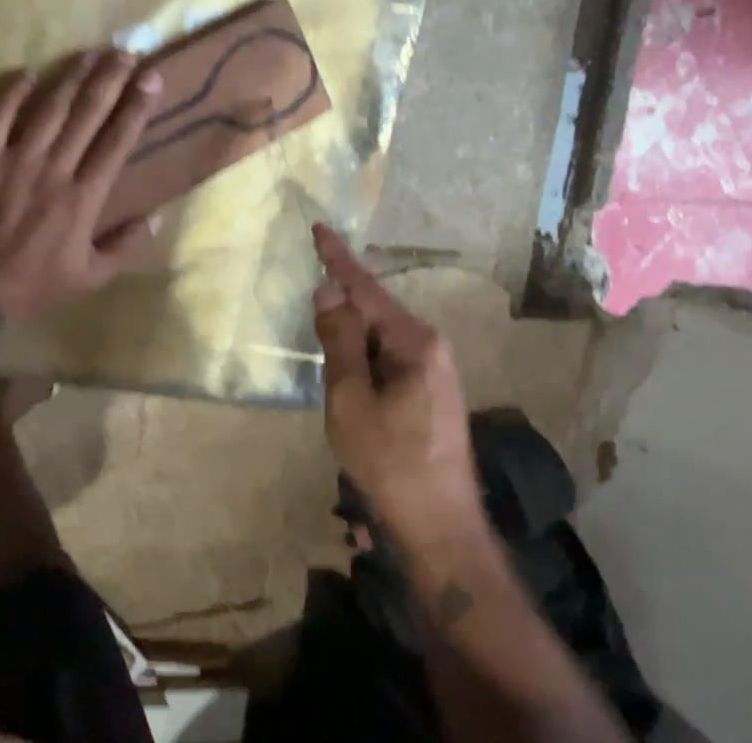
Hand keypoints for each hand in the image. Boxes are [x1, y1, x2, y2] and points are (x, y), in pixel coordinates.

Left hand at [0, 49, 162, 319]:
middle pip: (88, 114)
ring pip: (50, 108)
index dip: (136, 107)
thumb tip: (156, 216)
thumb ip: (125, 246)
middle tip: (126, 52)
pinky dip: (15, 93)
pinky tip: (30, 73)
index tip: (152, 79)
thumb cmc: (34, 283)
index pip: (117, 141)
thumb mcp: (90, 277)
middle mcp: (55, 169)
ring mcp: (16, 160)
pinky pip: (0, 117)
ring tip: (91, 53)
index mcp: (84, 197)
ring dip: (72, 78)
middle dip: (110, 79)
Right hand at [311, 223, 483, 546]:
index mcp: (415, 343)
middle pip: (376, 310)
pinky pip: (387, 357)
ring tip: (321, 323)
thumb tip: (328, 293)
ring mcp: (434, 373)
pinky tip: (343, 362)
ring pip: (381, 336)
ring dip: (351, 329)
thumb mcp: (350, 398)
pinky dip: (361, 352)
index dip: (339, 260)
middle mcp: (431, 349)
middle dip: (344, 296)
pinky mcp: (429, 394)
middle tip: (313, 276)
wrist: (438, 523)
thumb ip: (339, 342)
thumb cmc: (389, 460)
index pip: (367, 290)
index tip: (319, 229)